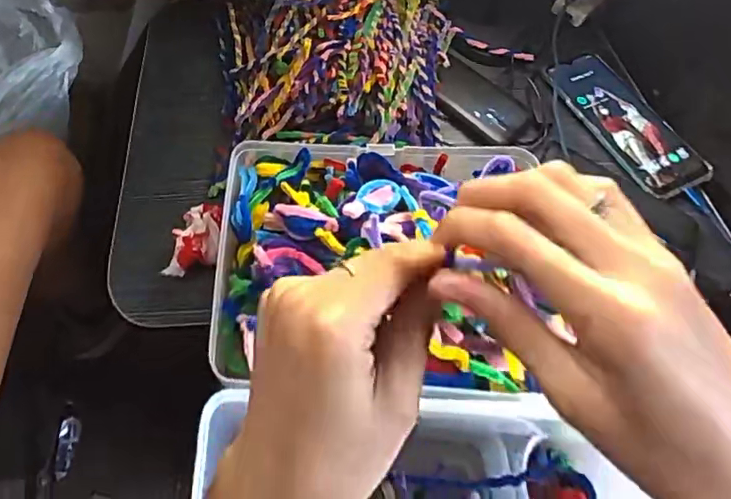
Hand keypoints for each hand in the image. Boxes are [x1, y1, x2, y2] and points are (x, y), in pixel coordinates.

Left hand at [209, 239, 442, 498]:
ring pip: (350, 270)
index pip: (389, 262)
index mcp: (333, 320)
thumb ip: (417, 327)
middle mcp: (301, 292)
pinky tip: (362, 327)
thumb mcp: (398, 400)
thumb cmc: (344, 456)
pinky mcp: (275, 297)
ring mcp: (282, 291)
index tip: (455, 257)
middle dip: (403, 273)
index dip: (424, 254)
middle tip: (436, 295)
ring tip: (399, 320)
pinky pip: (328, 281)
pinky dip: (351, 294)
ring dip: (377, 284)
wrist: (275, 478)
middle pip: (368, 263)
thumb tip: (438, 276)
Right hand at [430, 163, 730, 498]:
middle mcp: (632, 262)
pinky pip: (606, 197)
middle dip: (484, 193)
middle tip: (455, 221)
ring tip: (494, 215)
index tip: (437, 242)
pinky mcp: (666, 254)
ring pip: (574, 179)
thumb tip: (446, 281)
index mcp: (608, 308)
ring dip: (523, 184)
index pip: (513, 234)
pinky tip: (546, 220)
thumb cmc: (664, 454)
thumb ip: (508, 325)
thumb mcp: (575, 397)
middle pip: (540, 189)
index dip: (462, 226)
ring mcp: (654, 251)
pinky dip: (563, 192)